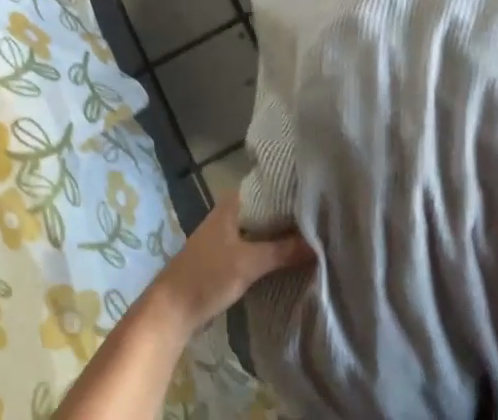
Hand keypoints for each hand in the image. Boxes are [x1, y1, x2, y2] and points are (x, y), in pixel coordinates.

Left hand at [149, 192, 313, 333]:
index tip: (322, 194)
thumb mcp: (249, 263)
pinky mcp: (229, 257)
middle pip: (270, 209)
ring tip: (317, 235)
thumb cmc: (207, 276)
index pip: (271, 186)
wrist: (171, 312)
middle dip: (293, 215)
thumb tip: (320, 243)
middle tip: (326, 217)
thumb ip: (284, 251)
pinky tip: (294, 255)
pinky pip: (259, 246)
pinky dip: (274, 250)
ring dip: (284, 235)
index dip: (295, 190)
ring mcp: (230, 235)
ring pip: (265, 229)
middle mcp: (233, 213)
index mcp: (234, 203)